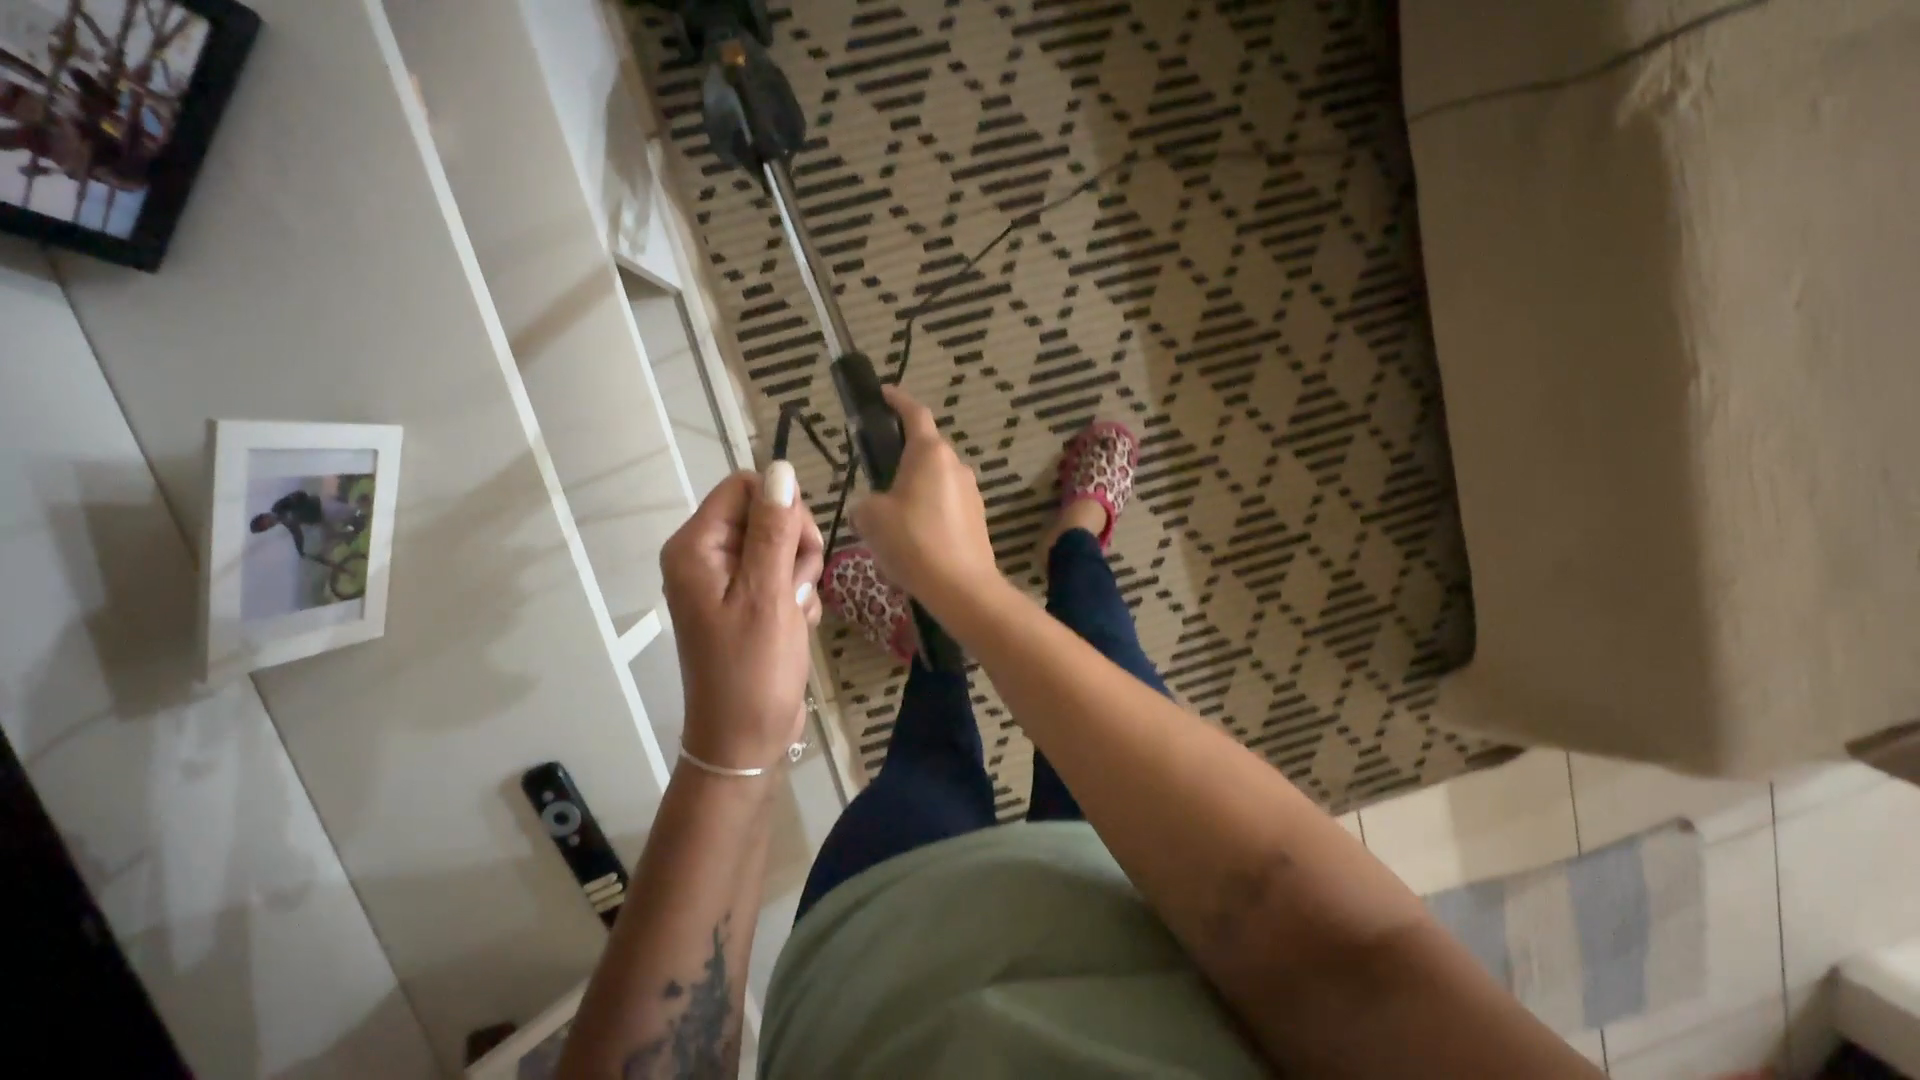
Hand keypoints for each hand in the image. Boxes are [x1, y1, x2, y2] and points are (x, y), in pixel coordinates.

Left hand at [661, 464, 822, 769]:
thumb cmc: (752, 670)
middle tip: (796, 588)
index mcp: (695, 548)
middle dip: (794, 547)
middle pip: (765, 514)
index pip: (745, 488)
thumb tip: (780, 468)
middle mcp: (705, 558)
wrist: (745, 741)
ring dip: (800, 576)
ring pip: (781, 546)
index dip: (780, 509)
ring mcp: (726, 583)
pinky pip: (781, 576)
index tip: (799, 546)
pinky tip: (795, 625)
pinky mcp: (746, 604)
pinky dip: (796, 597)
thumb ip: (774, 530)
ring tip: (794, 613)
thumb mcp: (767, 595)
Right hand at [851, 385, 1002, 613]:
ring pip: (936, 481)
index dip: (897, 400)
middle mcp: (956, 465)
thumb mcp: (869, 518)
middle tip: (875, 474)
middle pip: (925, 451)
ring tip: (890, 517)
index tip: (883, 394)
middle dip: (901, 457)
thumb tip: (871, 506)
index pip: (914, 413)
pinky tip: (913, 540)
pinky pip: (946, 505)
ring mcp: (971, 493)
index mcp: (929, 453)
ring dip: (914, 490)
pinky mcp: (978, 519)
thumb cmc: (911, 542)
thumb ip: (864, 502)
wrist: (961, 588)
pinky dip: (928, 513)